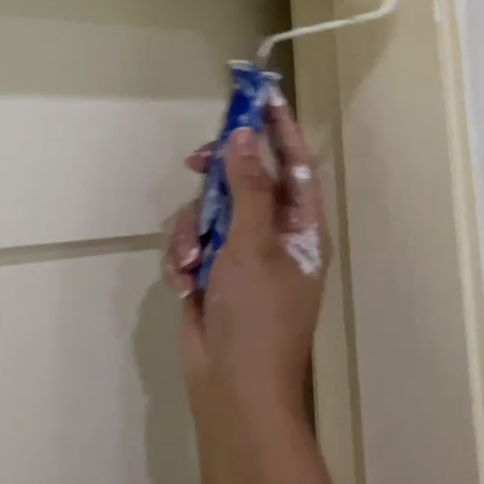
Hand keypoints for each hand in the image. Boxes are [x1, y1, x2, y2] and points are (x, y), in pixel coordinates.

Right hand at [161, 91, 327, 421]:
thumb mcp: (254, 246)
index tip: (259, 95)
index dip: (279, 127)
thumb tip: (243, 134)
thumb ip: (248, 187)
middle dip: (216, 176)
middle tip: (195, 163)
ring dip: (192, 230)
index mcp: (301, 228)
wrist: (232, 389)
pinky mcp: (210, 271)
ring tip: (192, 261)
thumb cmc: (258, 316)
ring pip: (208, 209)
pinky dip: (182, 256)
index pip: (295, 163)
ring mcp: (239, 254)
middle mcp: (272, 234)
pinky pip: (190, 239)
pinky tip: (184, 281)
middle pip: (243, 179)